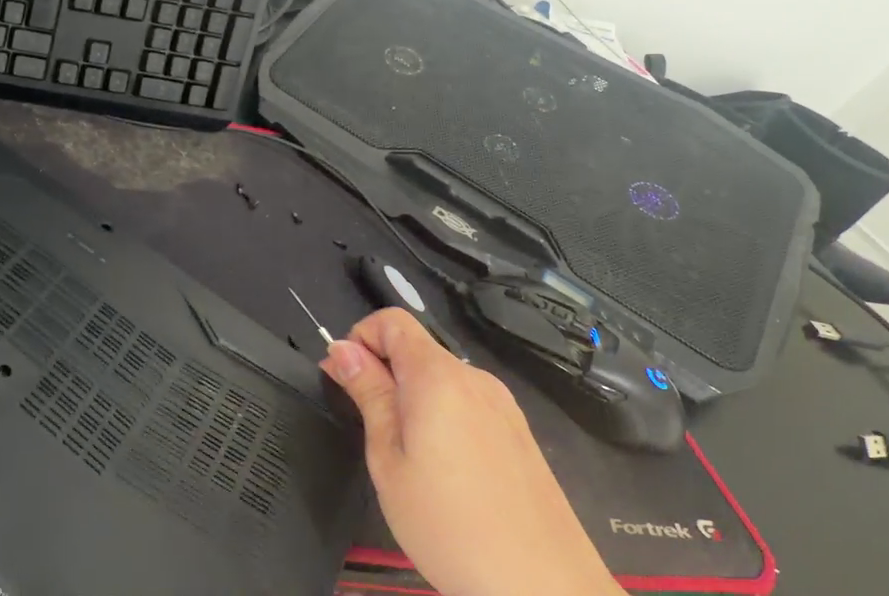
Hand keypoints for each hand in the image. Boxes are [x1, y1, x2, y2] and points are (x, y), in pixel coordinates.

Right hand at [322, 309, 624, 595]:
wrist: (545, 591)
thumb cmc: (450, 526)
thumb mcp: (388, 460)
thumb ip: (368, 395)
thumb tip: (343, 349)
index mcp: (438, 378)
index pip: (391, 320)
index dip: (359, 339)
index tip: (345, 381)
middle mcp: (475, 380)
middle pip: (416, 349)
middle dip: (383, 373)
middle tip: (369, 429)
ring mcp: (503, 408)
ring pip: (440, 380)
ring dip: (411, 399)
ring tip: (407, 459)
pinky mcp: (519, 435)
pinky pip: (467, 405)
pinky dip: (442, 419)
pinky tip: (445, 473)